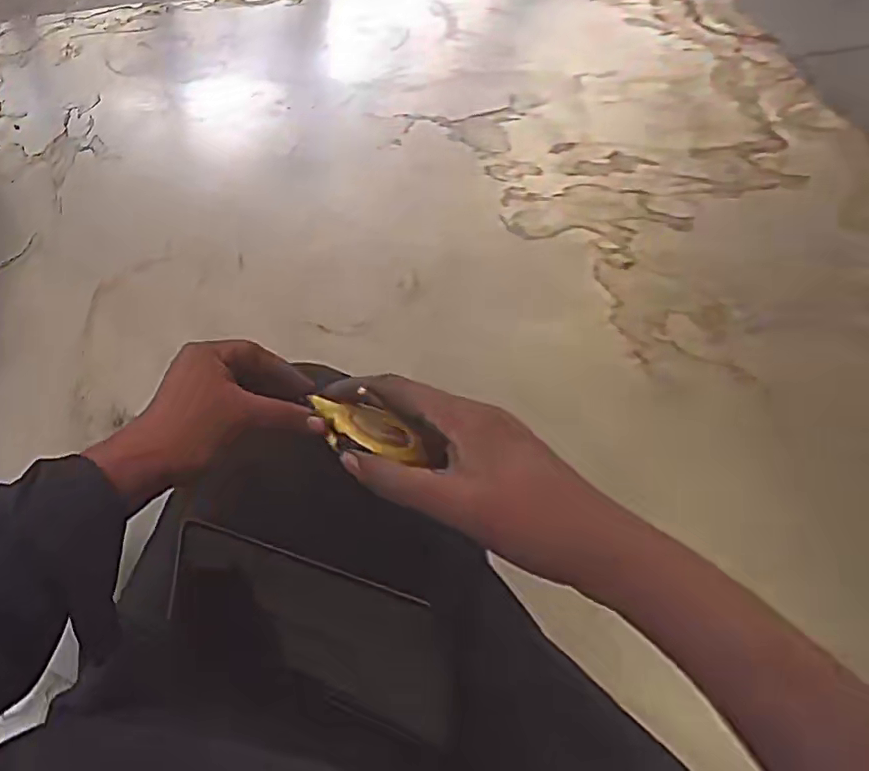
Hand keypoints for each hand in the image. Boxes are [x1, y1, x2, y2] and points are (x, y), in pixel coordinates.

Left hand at [84, 340, 320, 509]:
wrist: (154, 458)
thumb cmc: (189, 429)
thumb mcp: (245, 416)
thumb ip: (284, 413)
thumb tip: (314, 419)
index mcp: (204, 354)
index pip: (253, 352)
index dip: (284, 370)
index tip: (308, 389)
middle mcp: (196, 364)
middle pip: (246, 367)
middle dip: (276, 384)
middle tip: (304, 402)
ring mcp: (192, 384)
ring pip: (238, 385)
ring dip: (265, 398)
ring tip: (292, 414)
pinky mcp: (192, 406)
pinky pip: (229, 400)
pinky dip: (251, 408)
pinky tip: (268, 423)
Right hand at [326, 374, 650, 590]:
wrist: (618, 557)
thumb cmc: (531, 523)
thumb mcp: (452, 505)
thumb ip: (394, 481)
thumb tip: (346, 458)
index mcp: (465, 416)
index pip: (395, 385)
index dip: (353, 388)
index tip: (322, 402)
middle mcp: (480, 414)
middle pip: (412, 397)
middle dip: (370, 408)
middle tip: (340, 429)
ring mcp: (499, 433)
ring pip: (431, 417)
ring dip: (395, 426)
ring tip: (370, 449)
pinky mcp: (510, 454)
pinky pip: (449, 433)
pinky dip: (419, 440)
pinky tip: (416, 467)